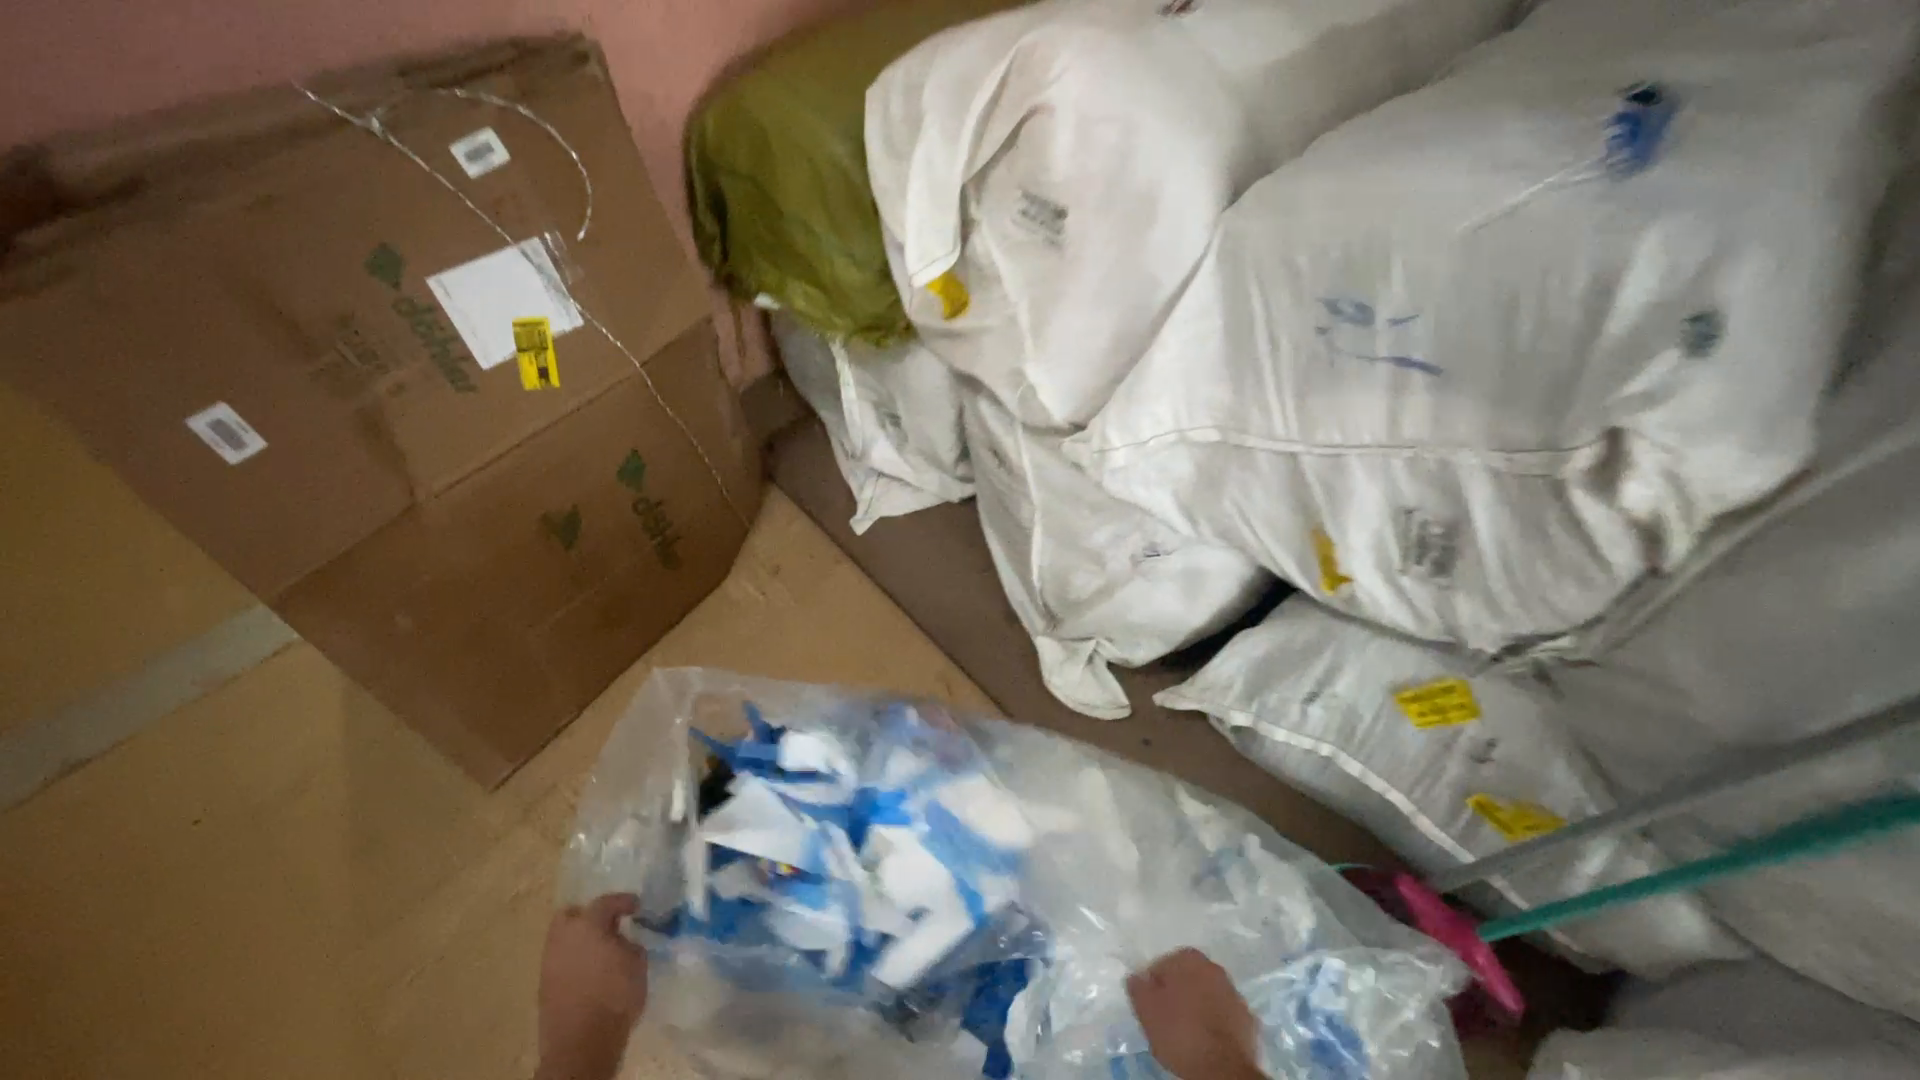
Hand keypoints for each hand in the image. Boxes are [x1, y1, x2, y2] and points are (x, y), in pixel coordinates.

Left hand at [536, 893, 648, 1079]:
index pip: (606, 903)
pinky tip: (589, 970)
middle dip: (588, 915)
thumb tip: (622, 942)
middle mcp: (563, 938)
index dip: (623, 902)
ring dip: (579, 939)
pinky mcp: (544, 985)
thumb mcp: (637, 964)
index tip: (636, 906)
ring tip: (599, 950)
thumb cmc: (616, 996)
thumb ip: (630, 945)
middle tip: (608, 925)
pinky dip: (573, 959)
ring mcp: (549, 962)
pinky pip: (559, 960)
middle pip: (571, 915)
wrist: (582, 1042)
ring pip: (562, 939)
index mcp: (588, 926)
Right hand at [1126, 948, 1262, 1079]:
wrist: (1222, 1068)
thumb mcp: (1146, 1010)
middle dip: (1178, 992)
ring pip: (1209, 995)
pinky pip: (1225, 1015)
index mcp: (1188, 958)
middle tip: (1166, 1016)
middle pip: (1188, 977)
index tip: (1150, 1004)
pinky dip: (1216, 1022)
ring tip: (1187, 1030)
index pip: (1163, 964)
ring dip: (1199, 1006)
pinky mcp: (1248, 1019)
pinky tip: (1207, 1039)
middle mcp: (1214, 968)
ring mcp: (1235, 993)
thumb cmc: (1179, 1033)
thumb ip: (1138, 988)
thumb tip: (1136, 977)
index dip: (1154, 985)